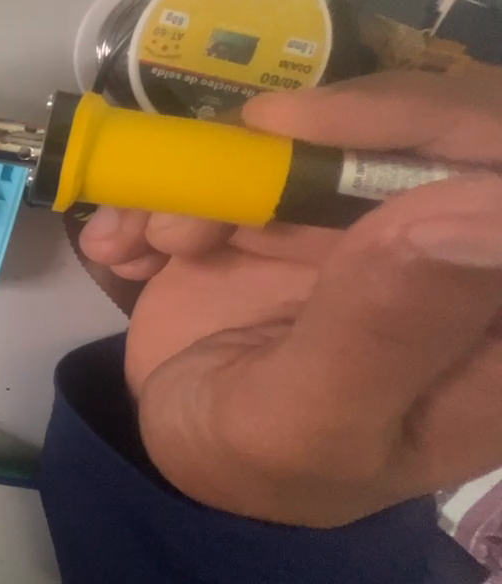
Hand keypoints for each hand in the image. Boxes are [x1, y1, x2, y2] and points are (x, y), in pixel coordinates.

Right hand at [83, 72, 501, 527]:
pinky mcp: (268, 223)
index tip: (288, 126)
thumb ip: (383, 326)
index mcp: (492, 307)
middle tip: (187, 206)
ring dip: (187, 187)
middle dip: (265, 159)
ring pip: (279, 149)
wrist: (185, 460)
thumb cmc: (263, 463)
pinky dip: (145, 201)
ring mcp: (349, 231)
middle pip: (385, 137)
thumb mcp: (311, 416)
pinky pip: (207, 173)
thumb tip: (480, 207)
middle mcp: (438, 249)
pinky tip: (119, 252)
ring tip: (144, 249)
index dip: (421, 120)